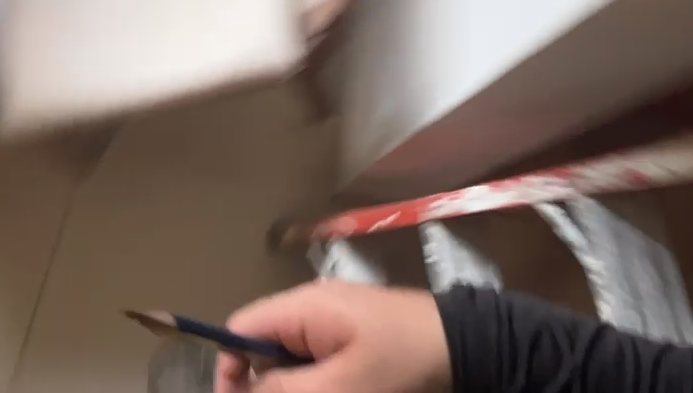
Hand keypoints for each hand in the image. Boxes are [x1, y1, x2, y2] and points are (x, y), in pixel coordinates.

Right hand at [215, 282, 450, 392]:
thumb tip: (241, 391)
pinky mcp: (351, 339)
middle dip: (267, 387)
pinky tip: (340, 392)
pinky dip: (316, 384)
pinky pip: (316, 365)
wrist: (463, 346)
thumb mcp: (340, 387)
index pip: (241, 327)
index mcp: (304, 307)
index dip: (229, 369)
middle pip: (263, 349)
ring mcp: (333, 323)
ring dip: (295, 388)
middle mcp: (312, 309)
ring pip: (290, 363)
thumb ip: (284, 391)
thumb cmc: (401, 363)